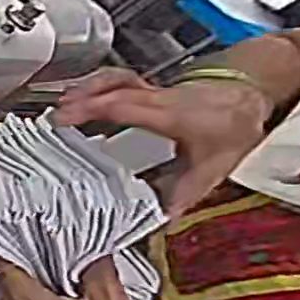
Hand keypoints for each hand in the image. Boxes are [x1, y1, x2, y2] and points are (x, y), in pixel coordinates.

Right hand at [54, 68, 270, 217]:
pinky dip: (93, 84)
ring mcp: (151, 89)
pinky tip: (76, 94)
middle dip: (81, 103)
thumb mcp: (215, 166)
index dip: (95, 109)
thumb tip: (159, 221)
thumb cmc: (227, 133)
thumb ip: (184, 193)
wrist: (246, 101)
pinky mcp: (142, 86)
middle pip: (116, 92)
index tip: (65, 119)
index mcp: (176, 116)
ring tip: (63, 102)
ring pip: (117, 79)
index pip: (129, 106)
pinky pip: (116, 78)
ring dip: (87, 88)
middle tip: (54, 118)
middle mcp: (161, 98)